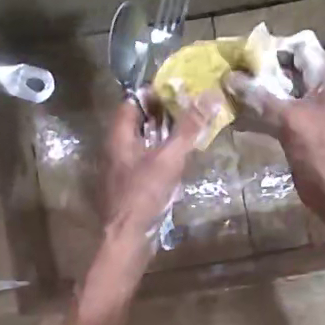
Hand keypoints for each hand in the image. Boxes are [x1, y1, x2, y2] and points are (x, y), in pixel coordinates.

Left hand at [99, 95, 210, 253]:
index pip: (132, 102)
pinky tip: (179, 160)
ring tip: (189, 129)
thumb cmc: (144, 193)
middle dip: (162, 113)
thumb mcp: (169, 157)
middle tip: (189, 106)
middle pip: (138, 123)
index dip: (153, 93)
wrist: (128, 237)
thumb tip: (209, 95)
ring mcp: (121, 170)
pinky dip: (161, 156)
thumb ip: (188, 127)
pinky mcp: (129, 187)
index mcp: (118, 137)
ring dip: (163, 136)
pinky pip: (145, 163)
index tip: (178, 87)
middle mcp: (115, 150)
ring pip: (142, 143)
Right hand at [223, 33, 324, 215]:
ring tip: (228, 88)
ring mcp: (313, 111)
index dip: (273, 46)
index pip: (301, 47)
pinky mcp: (302, 131)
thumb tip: (230, 77)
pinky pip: (279, 114)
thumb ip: (260, 97)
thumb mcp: (291, 120)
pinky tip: (236, 114)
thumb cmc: (323, 152)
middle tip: (229, 68)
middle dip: (261, 69)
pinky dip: (261, 113)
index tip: (243, 51)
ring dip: (258, 92)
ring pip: (282, 92)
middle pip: (290, 69)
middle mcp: (324, 89)